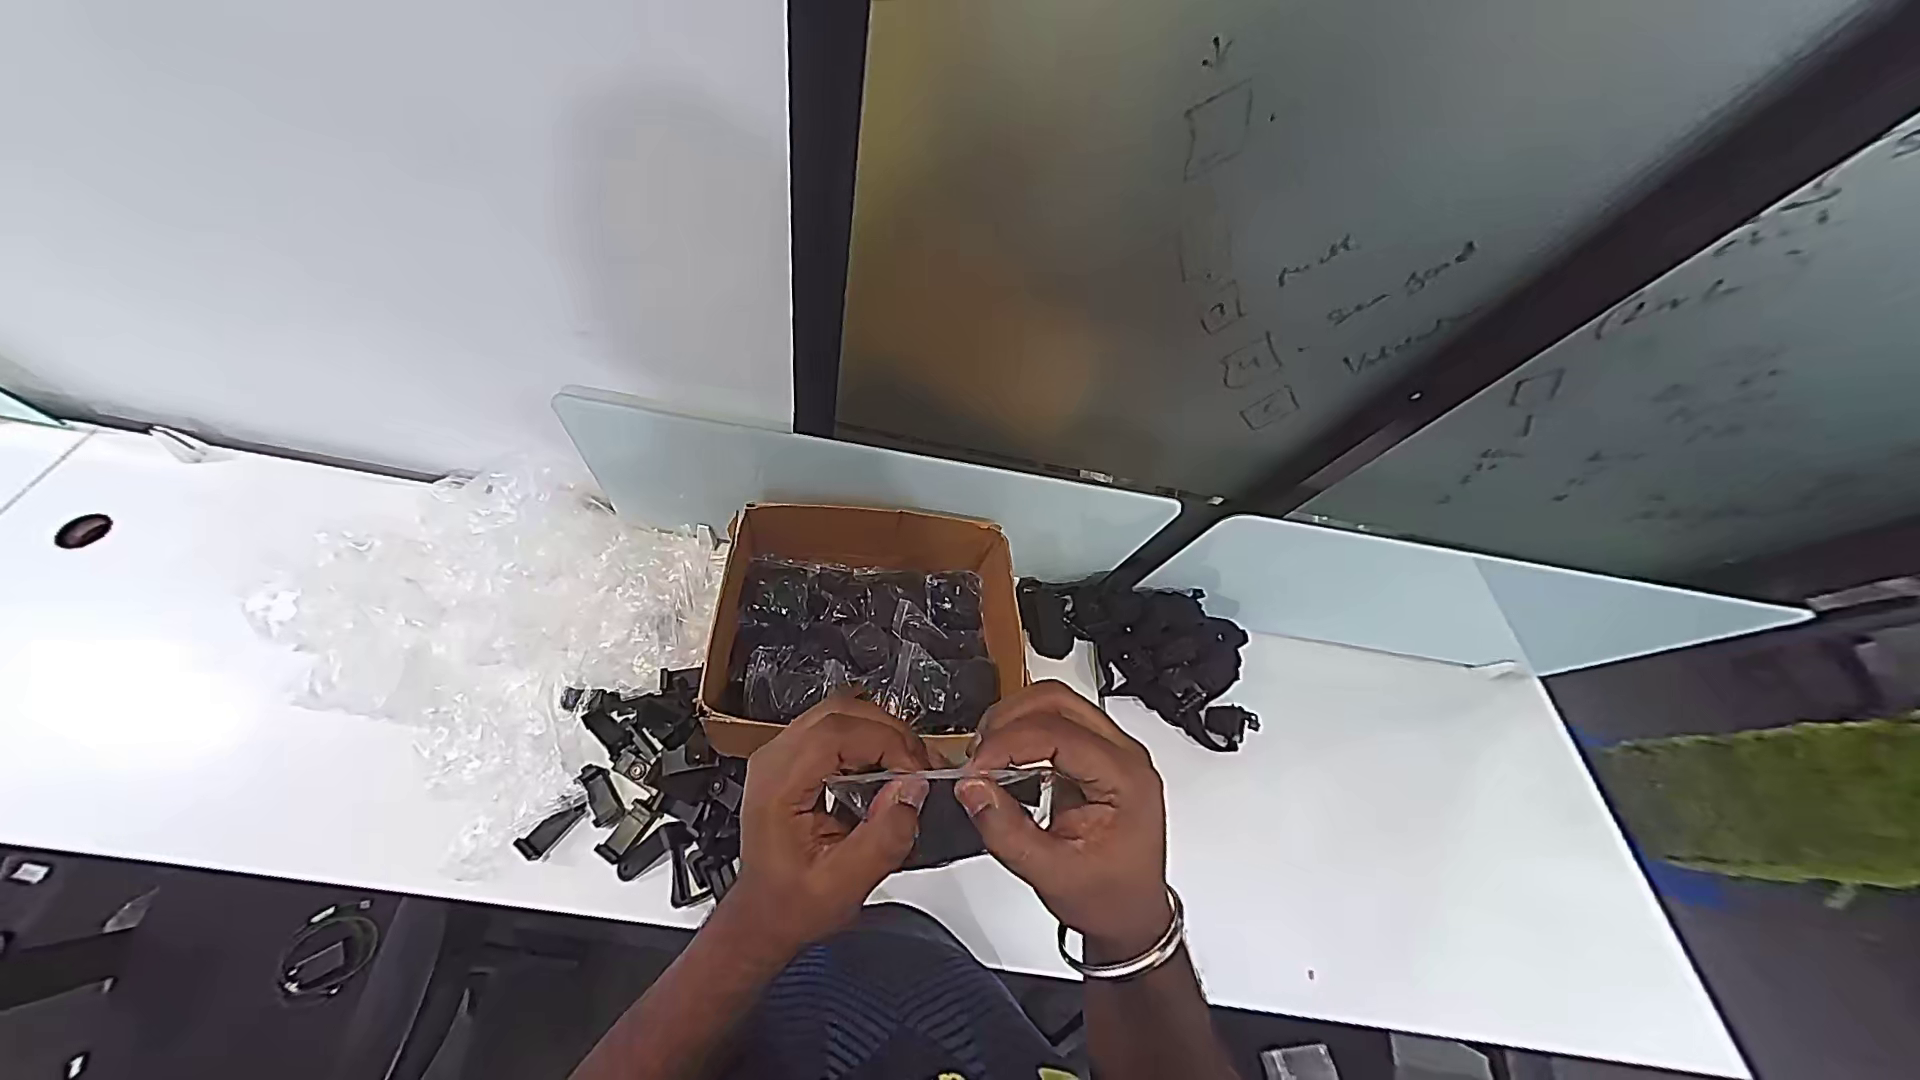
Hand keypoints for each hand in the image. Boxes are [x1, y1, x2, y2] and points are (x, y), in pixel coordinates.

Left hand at [723, 696, 931, 955]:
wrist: (764, 915)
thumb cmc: (790, 905)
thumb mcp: (843, 886)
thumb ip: (882, 839)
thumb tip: (912, 791)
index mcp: (777, 785)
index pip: (836, 733)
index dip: (885, 743)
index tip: (914, 771)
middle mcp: (775, 759)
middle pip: (842, 712)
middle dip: (890, 733)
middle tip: (917, 766)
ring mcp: (783, 752)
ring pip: (842, 711)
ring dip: (882, 732)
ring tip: (906, 766)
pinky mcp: (796, 755)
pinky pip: (839, 725)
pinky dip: (870, 737)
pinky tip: (885, 766)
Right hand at [957, 681, 1173, 958]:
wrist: (1130, 913)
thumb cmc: (1109, 897)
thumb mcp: (1052, 875)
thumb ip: (1007, 831)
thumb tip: (972, 788)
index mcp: (1125, 779)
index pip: (1059, 734)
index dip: (1009, 743)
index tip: (977, 767)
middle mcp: (1123, 754)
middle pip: (1058, 701)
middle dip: (1009, 719)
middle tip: (980, 753)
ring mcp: (1110, 749)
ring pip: (1055, 702)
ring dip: (1013, 719)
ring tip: (987, 754)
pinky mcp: (1092, 752)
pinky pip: (1053, 720)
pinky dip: (1021, 730)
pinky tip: (1003, 757)